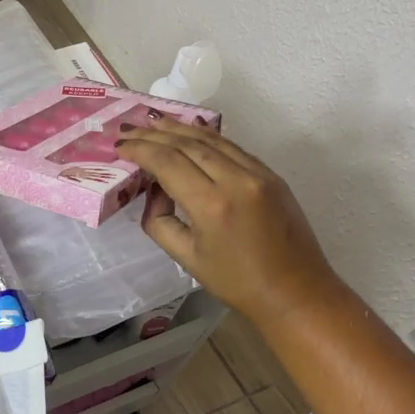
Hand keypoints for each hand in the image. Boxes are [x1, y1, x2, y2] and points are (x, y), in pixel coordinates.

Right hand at [116, 117, 343, 326]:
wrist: (295, 291)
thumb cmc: (237, 282)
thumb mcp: (187, 258)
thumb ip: (160, 221)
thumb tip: (155, 191)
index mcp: (212, 205)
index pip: (168, 162)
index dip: (140, 150)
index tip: (120, 145)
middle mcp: (236, 180)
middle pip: (188, 144)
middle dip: (155, 134)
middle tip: (129, 128)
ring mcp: (258, 174)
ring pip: (213, 139)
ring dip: (180, 128)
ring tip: (154, 122)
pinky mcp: (271, 175)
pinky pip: (233, 148)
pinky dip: (207, 137)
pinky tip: (191, 132)